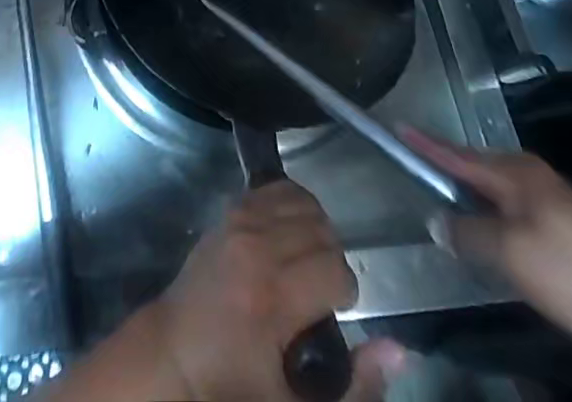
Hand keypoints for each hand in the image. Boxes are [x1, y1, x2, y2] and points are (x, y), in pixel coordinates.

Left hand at [147, 180, 402, 400]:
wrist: (172, 353)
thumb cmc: (231, 381)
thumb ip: (353, 387)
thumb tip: (399, 349)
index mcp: (271, 297)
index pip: (336, 269)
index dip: (345, 293)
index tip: (330, 313)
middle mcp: (255, 249)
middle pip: (323, 231)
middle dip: (331, 260)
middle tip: (317, 290)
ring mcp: (238, 224)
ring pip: (303, 202)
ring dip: (314, 230)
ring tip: (304, 260)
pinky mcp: (228, 214)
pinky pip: (274, 189)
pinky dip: (291, 204)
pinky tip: (288, 233)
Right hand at [403, 130, 571, 360]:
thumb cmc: (570, 272)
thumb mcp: (507, 251)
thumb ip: (465, 231)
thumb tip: (437, 219)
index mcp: (517, 172)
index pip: (458, 154)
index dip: (426, 144)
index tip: (397, 127)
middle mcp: (533, 179)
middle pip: (476, 168)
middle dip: (445, 168)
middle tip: (411, 166)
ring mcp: (550, 205)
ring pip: (492, 193)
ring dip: (466, 198)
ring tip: (437, 201)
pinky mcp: (560, 232)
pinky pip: (508, 214)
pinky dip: (487, 218)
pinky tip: (479, 236)